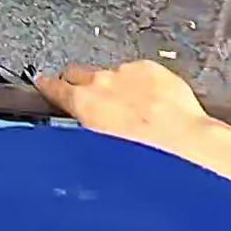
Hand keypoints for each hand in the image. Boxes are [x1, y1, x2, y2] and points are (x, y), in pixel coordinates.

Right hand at [36, 60, 222, 153]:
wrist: (187, 145)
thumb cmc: (145, 161)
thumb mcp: (101, 157)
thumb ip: (83, 140)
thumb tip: (79, 145)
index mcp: (83, 104)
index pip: (54, 87)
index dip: (47, 86)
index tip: (43, 84)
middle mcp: (100, 82)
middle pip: (78, 73)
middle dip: (79, 84)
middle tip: (89, 101)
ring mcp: (126, 72)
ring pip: (111, 75)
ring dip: (115, 88)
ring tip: (131, 111)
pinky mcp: (151, 69)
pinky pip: (138, 73)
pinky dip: (140, 85)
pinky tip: (153, 105)